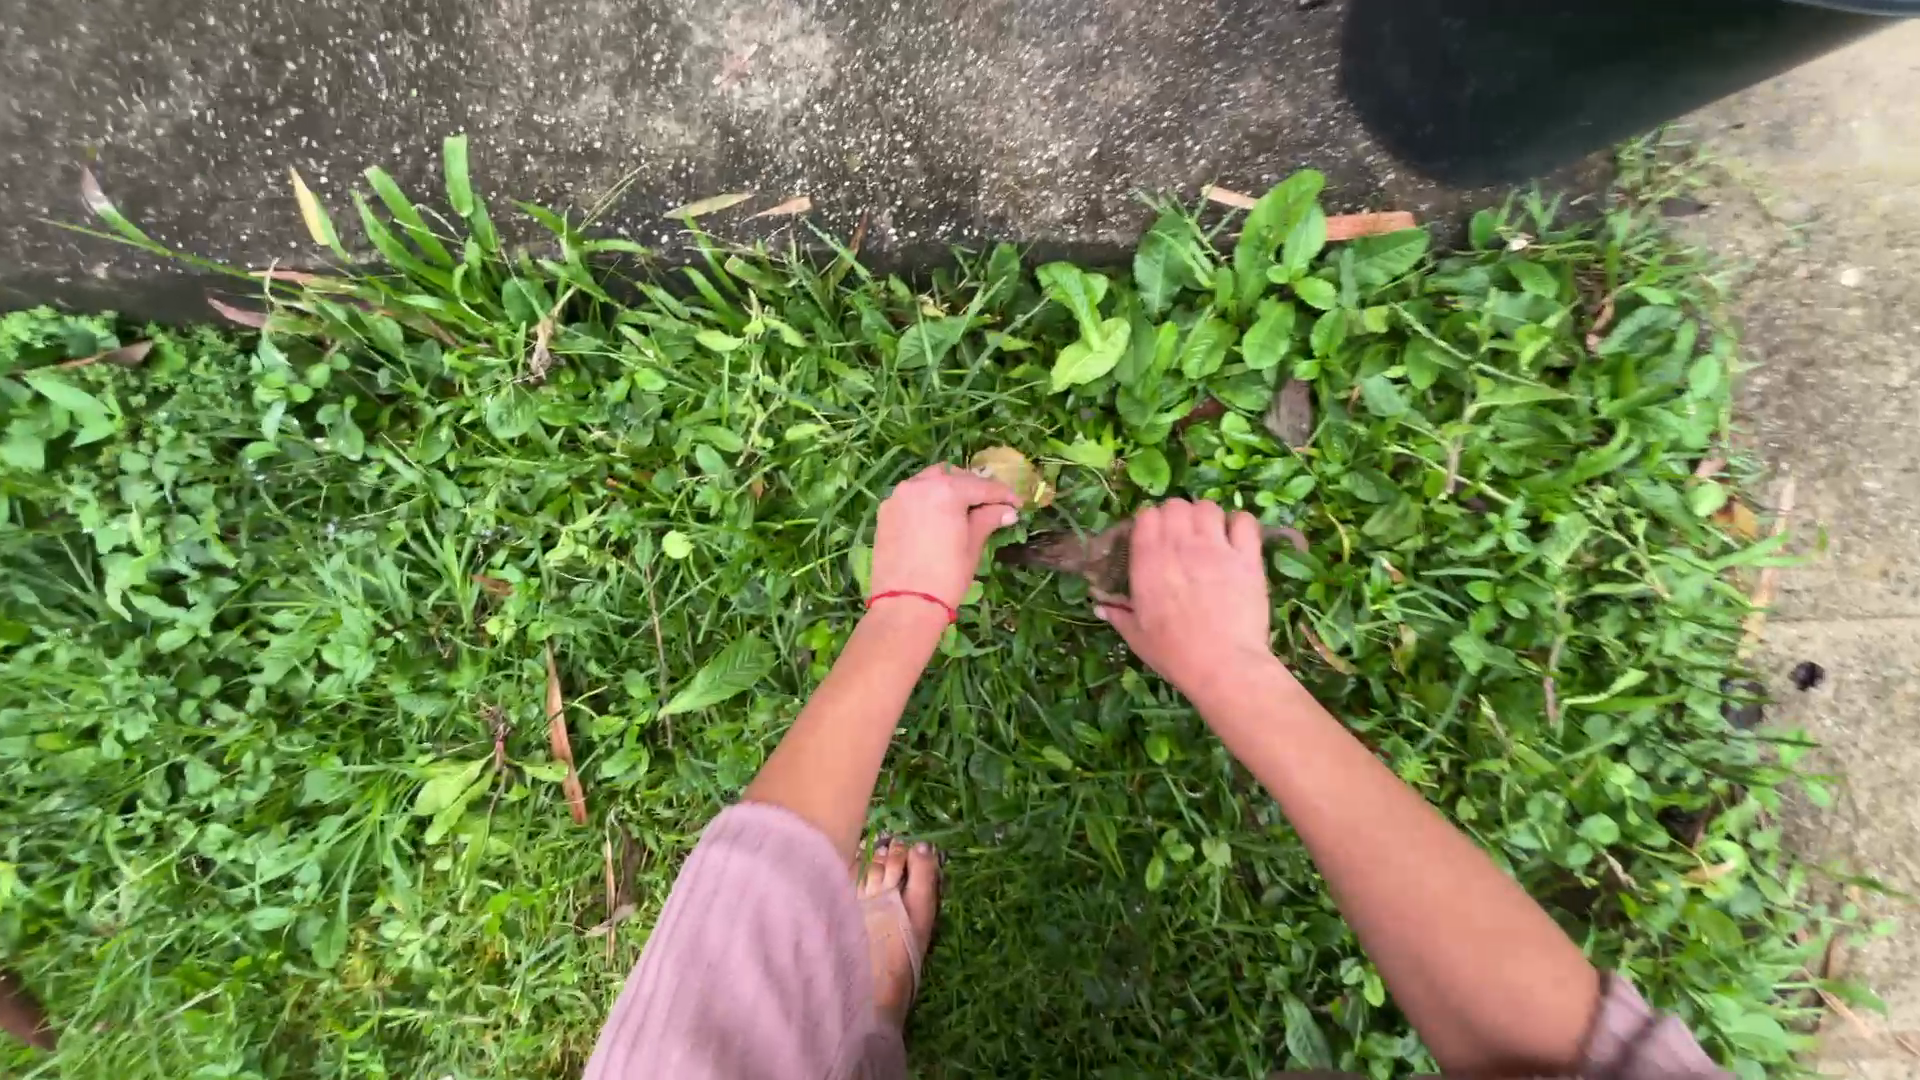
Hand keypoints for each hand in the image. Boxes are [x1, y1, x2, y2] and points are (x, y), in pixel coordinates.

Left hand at [870, 464, 1021, 611]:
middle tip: (991, 505)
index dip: (1003, 494)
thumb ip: (988, 519)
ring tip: (965, 509)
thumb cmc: (946, 576)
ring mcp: (898, 496)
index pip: (981, 486)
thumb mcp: (972, 545)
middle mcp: (919, 485)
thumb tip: (1008, 510)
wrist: (905, 605)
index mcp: (945, 490)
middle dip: (974, 488)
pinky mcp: (886, 511)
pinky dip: (928, 499)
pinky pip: (912, 495)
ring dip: (949, 489)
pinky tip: (938, 517)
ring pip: (930, 481)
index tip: (1017, 503)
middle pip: (954, 477)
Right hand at [1095, 499, 1278, 699]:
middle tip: (1181, 538)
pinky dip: (1239, 524)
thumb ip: (1119, 614)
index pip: (1146, 516)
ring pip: (1209, 507)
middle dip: (1177, 516)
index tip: (1153, 539)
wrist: (1222, 665)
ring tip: (1208, 535)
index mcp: (1148, 559)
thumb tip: (1100, 605)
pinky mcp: (1247, 557)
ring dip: (1206, 517)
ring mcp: (1216, 547)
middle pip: (1177, 505)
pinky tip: (1236, 539)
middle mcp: (1180, 544)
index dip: (1150, 523)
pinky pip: (1245, 521)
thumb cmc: (1173, 652)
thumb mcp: (1136, 636)